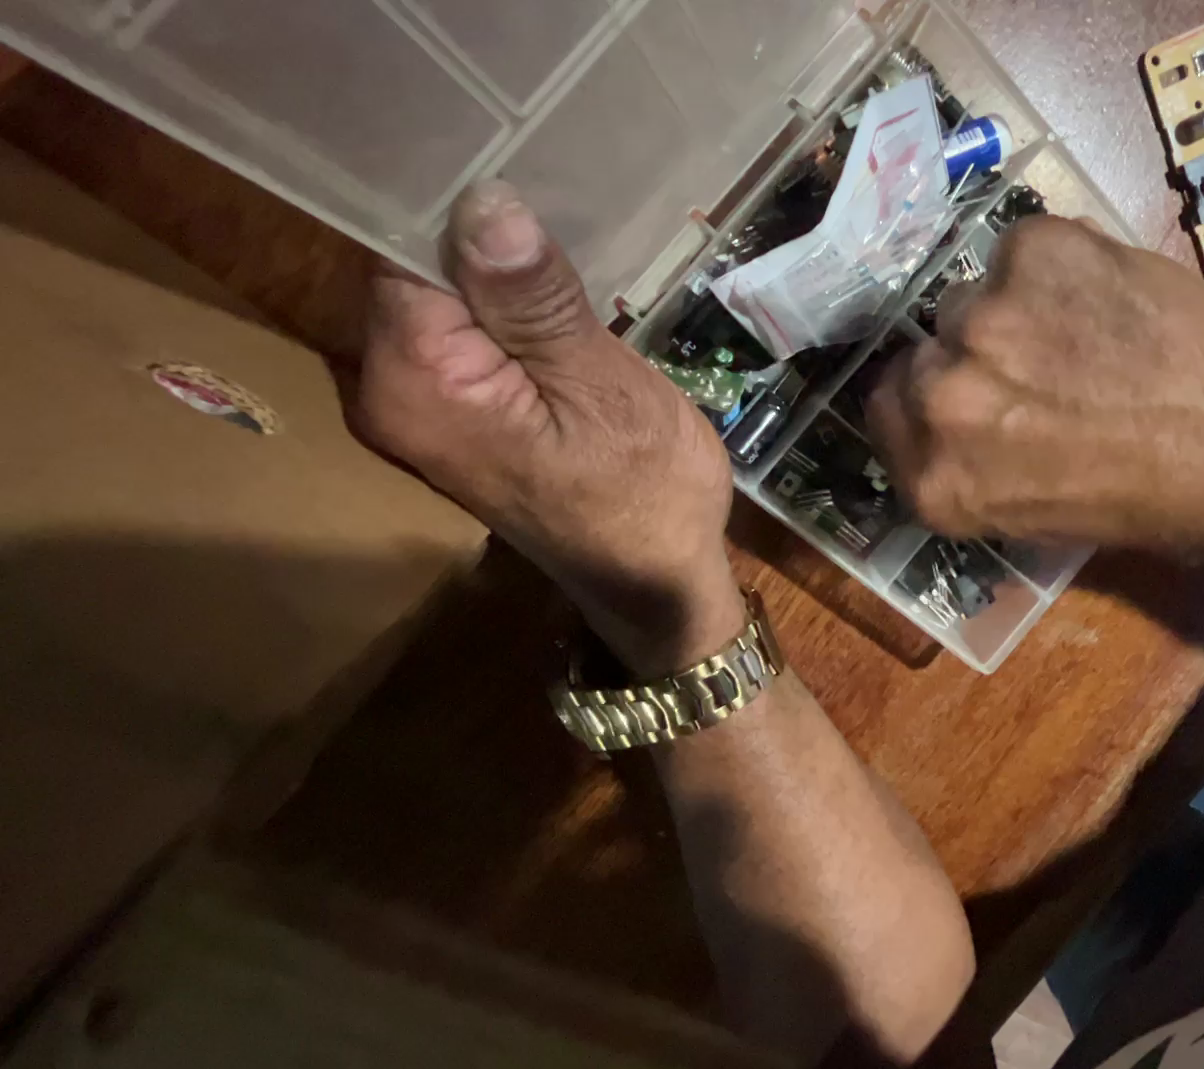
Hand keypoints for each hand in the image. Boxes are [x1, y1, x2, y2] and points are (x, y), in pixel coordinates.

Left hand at [354, 180, 743, 673]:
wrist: (658, 584)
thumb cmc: (650, 493)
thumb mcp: (609, 391)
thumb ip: (541, 305)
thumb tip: (486, 202)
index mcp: (421, 382)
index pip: (407, 250)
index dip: (469, 214)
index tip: (538, 196)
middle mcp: (391, 394)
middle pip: (419, 275)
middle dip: (493, 251)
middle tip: (576, 241)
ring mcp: (420, 413)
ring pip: (448, 305)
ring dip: (509, 286)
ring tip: (576, 281)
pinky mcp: (454, 422)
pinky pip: (467, 342)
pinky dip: (512, 322)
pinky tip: (562, 325)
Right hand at [867, 215, 1203, 549]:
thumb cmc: (1146, 498)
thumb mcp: (1033, 515)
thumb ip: (969, 465)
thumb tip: (948, 419)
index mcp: (937, 479)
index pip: (883, 412)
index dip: (924, 401)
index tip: (959, 397)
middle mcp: (940, 396)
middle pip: (923, 351)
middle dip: (967, 360)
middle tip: (1030, 370)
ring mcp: (983, 315)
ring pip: (973, 298)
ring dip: (1012, 313)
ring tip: (1082, 336)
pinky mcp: (1035, 248)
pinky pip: (1023, 251)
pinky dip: (1057, 269)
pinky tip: (1107, 300)